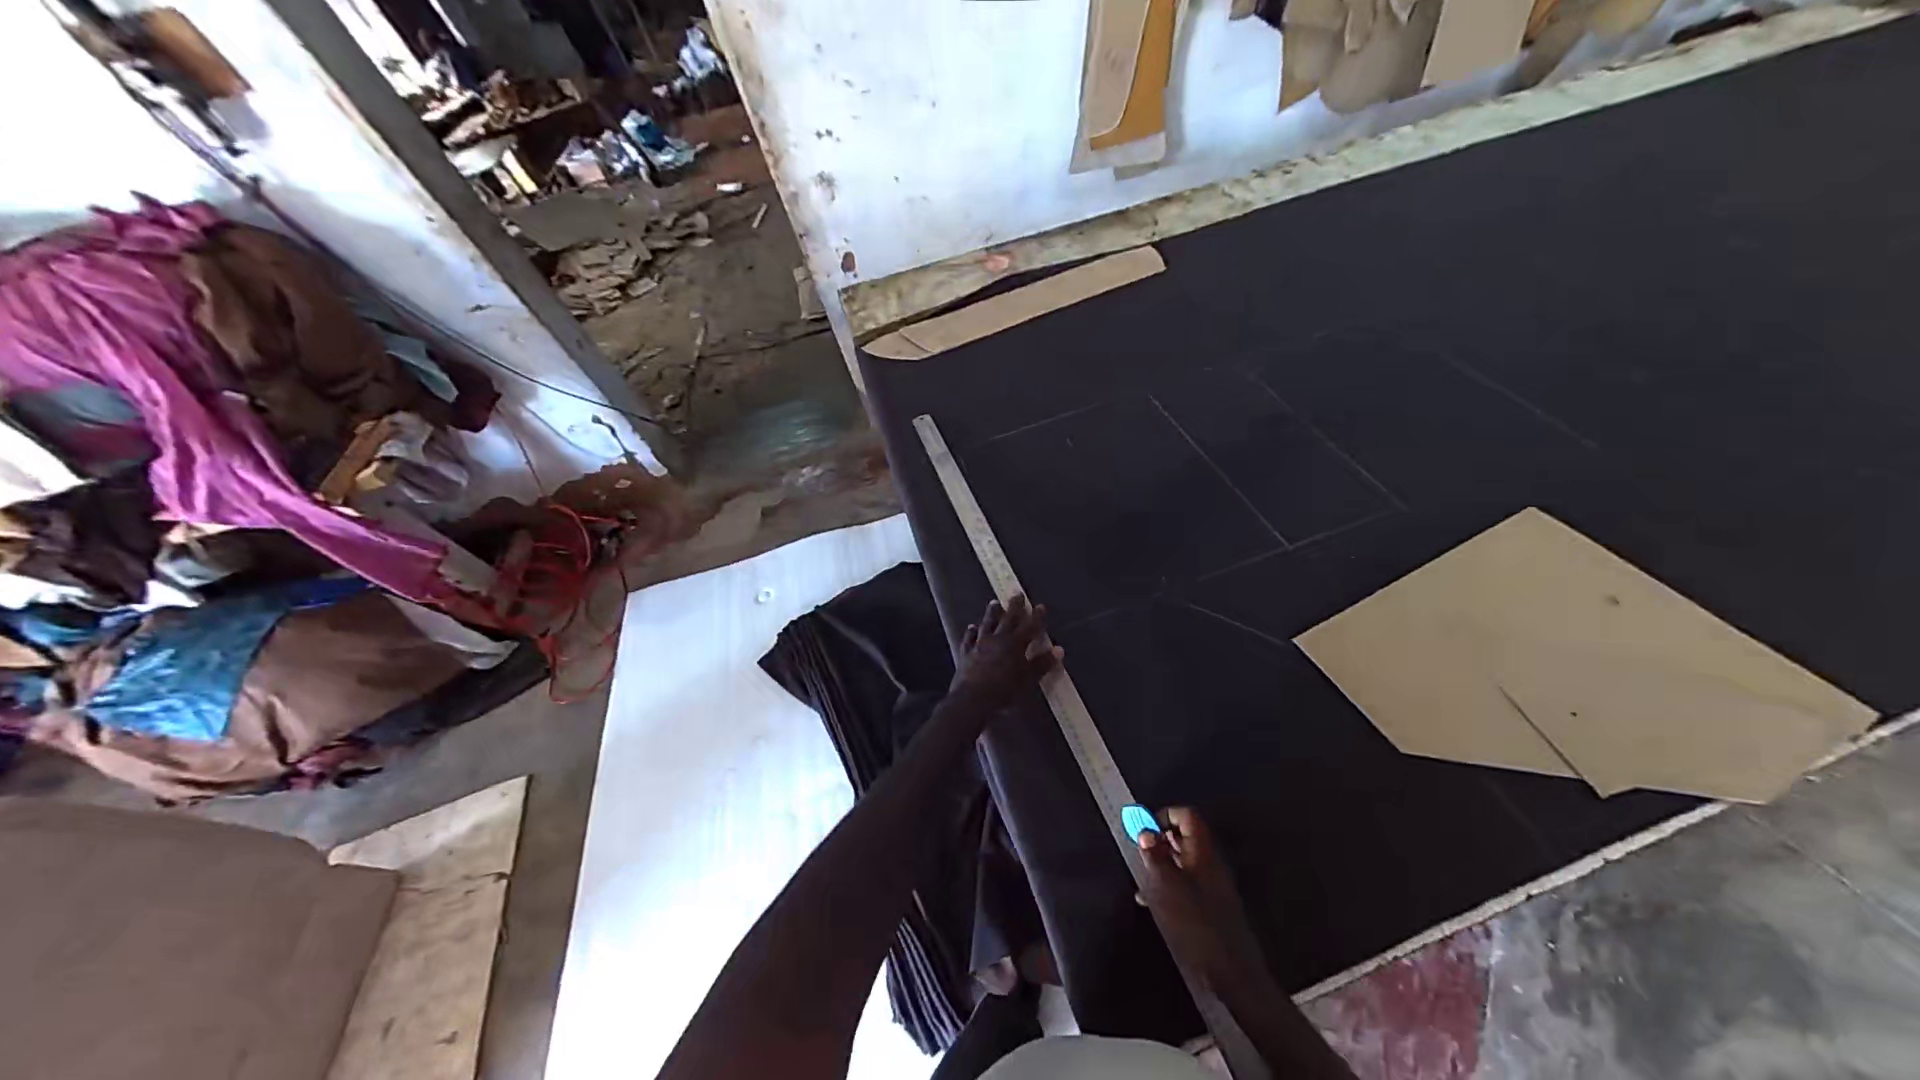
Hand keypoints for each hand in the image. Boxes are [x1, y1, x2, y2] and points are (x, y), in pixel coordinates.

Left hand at [950, 594, 1061, 710]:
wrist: (972, 698)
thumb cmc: (1004, 690)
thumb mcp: (1027, 679)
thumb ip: (1041, 664)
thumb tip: (1059, 649)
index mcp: (1015, 644)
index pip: (1029, 627)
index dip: (1036, 617)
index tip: (1041, 606)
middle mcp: (997, 639)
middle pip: (1007, 619)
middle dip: (1014, 606)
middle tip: (1017, 594)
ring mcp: (980, 644)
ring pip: (987, 624)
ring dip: (991, 613)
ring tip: (994, 602)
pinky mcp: (966, 653)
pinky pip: (969, 638)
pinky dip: (971, 632)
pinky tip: (971, 627)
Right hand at [1136, 807, 1262, 992]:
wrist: (1228, 970)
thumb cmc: (1194, 922)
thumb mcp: (1164, 884)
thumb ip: (1153, 855)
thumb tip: (1145, 833)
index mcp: (1203, 852)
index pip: (1187, 816)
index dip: (1165, 815)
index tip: (1144, 829)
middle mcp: (1211, 863)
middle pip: (1185, 838)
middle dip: (1160, 841)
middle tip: (1140, 852)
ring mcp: (1214, 885)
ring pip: (1184, 862)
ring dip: (1162, 864)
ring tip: (1142, 878)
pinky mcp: (1212, 906)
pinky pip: (1187, 883)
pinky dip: (1169, 885)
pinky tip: (1153, 901)